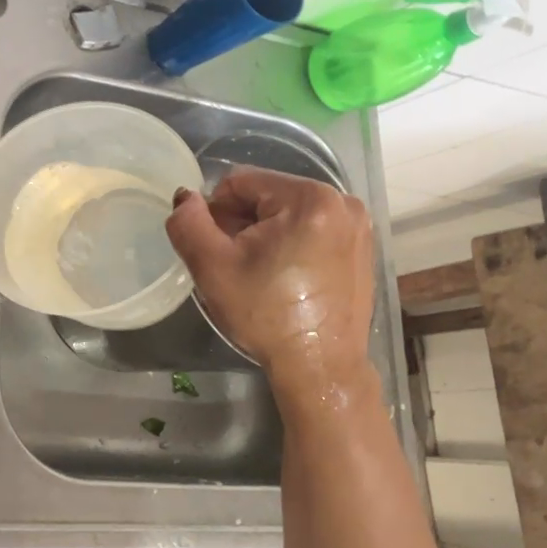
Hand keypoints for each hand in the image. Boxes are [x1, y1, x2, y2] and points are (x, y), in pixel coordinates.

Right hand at [164, 167, 374, 375]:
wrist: (319, 365)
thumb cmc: (265, 313)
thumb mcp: (211, 265)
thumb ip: (188, 222)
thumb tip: (185, 198)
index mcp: (309, 198)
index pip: (240, 182)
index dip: (215, 212)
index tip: (215, 250)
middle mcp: (342, 202)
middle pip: (266, 195)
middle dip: (241, 223)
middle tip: (234, 265)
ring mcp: (357, 226)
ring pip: (287, 214)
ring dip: (263, 236)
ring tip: (257, 274)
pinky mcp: (361, 249)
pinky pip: (310, 231)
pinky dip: (289, 246)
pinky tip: (282, 279)